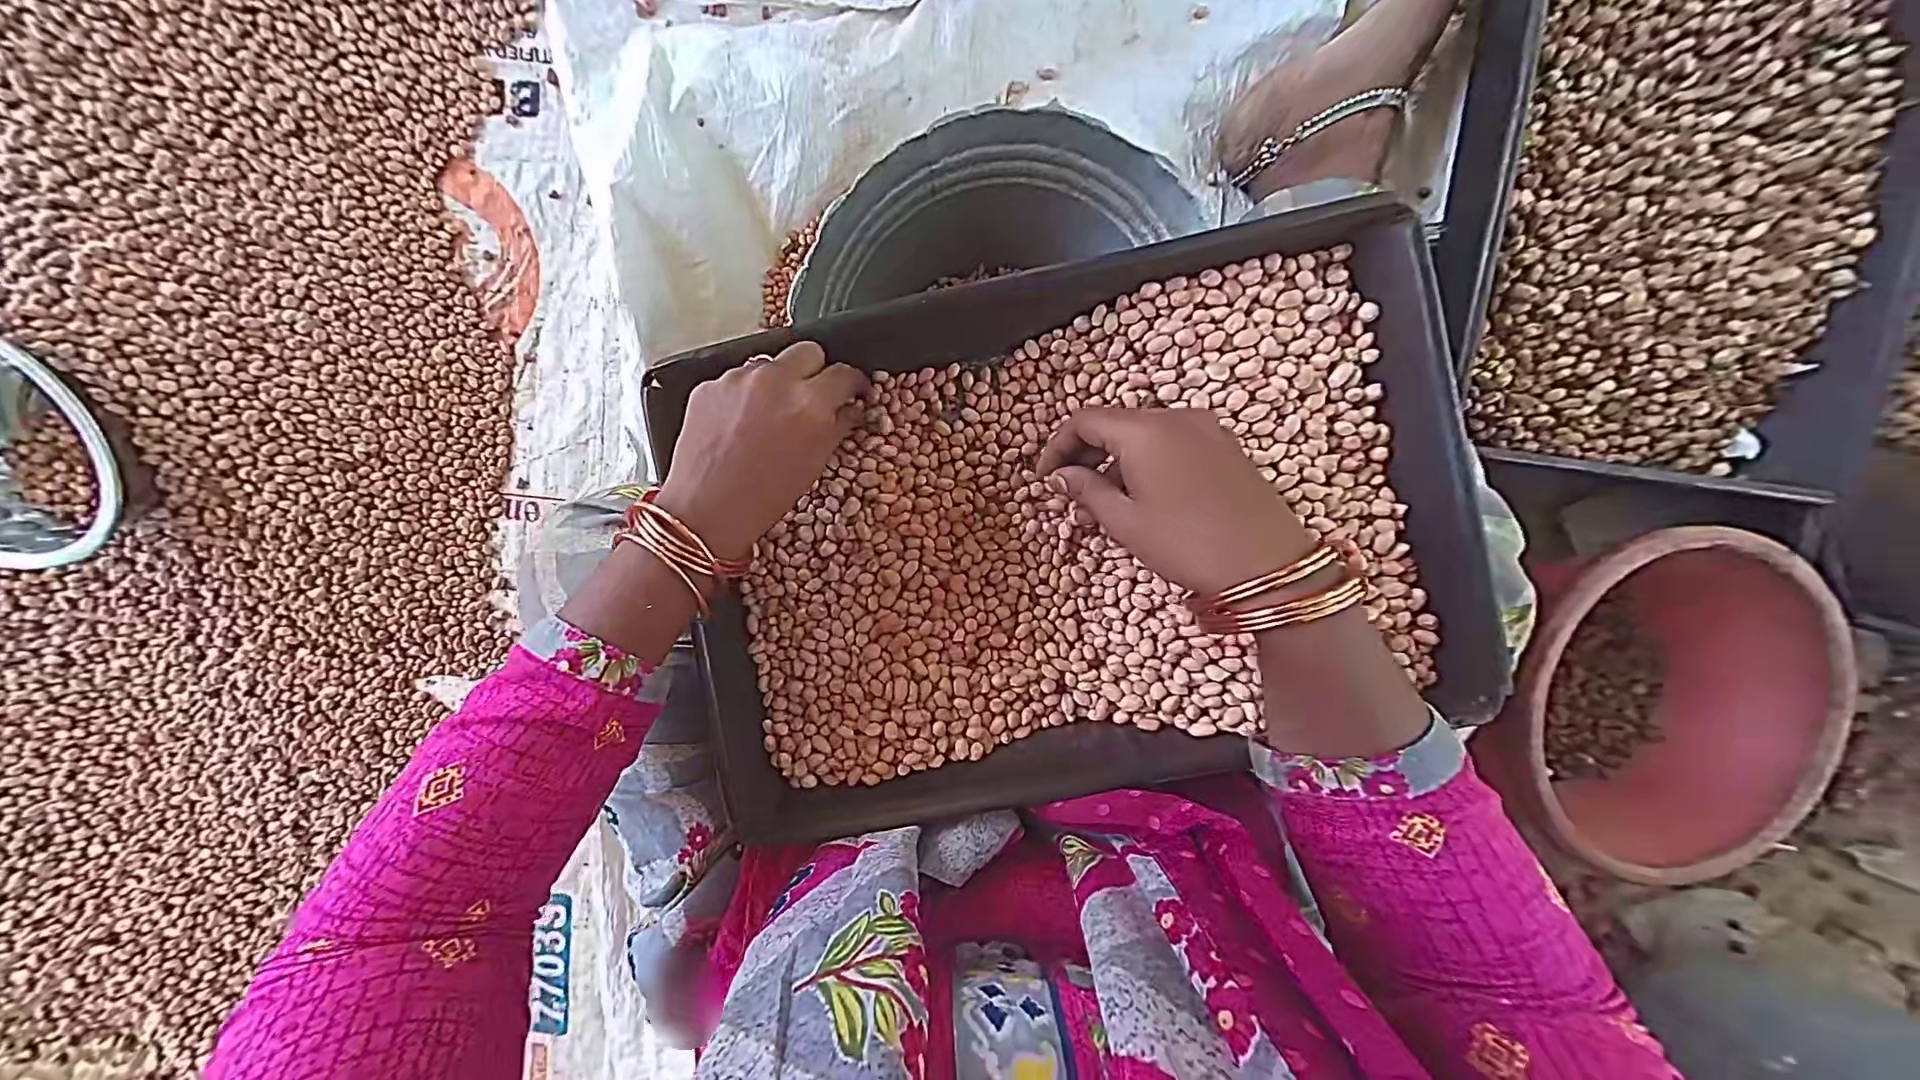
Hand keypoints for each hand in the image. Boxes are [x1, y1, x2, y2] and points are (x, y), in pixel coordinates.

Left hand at [655, 341, 868, 559]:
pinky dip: (746, 395)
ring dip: (778, 382)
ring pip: (770, 363)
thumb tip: (850, 407)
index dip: (854, 383)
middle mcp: (775, 380)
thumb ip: (837, 426)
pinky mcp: (709, 385)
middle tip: (814, 396)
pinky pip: (738, 379)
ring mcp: (738, 378)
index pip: (844, 373)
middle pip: (808, 352)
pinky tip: (741, 424)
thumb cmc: (766, 495)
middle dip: (816, 370)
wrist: (707, 509)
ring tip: (771, 416)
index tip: (853, 391)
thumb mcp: (815, 463)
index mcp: (810, 402)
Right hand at [1035, 407, 1315, 595]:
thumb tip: (1061, 477)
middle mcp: (1176, 417)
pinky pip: (1171, 444)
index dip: (1056, 448)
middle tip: (1072, 499)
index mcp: (1145, 430)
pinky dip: (1145, 464)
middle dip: (1085, 458)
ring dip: (1115, 464)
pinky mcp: (1224, 446)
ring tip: (1104, 509)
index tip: (1045, 479)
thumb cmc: (1187, 544)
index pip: (1084, 421)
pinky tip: (1142, 500)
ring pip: (1142, 436)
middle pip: (1114, 425)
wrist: (1269, 565)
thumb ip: (1087, 491)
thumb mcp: (1126, 522)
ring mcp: (1206, 429)